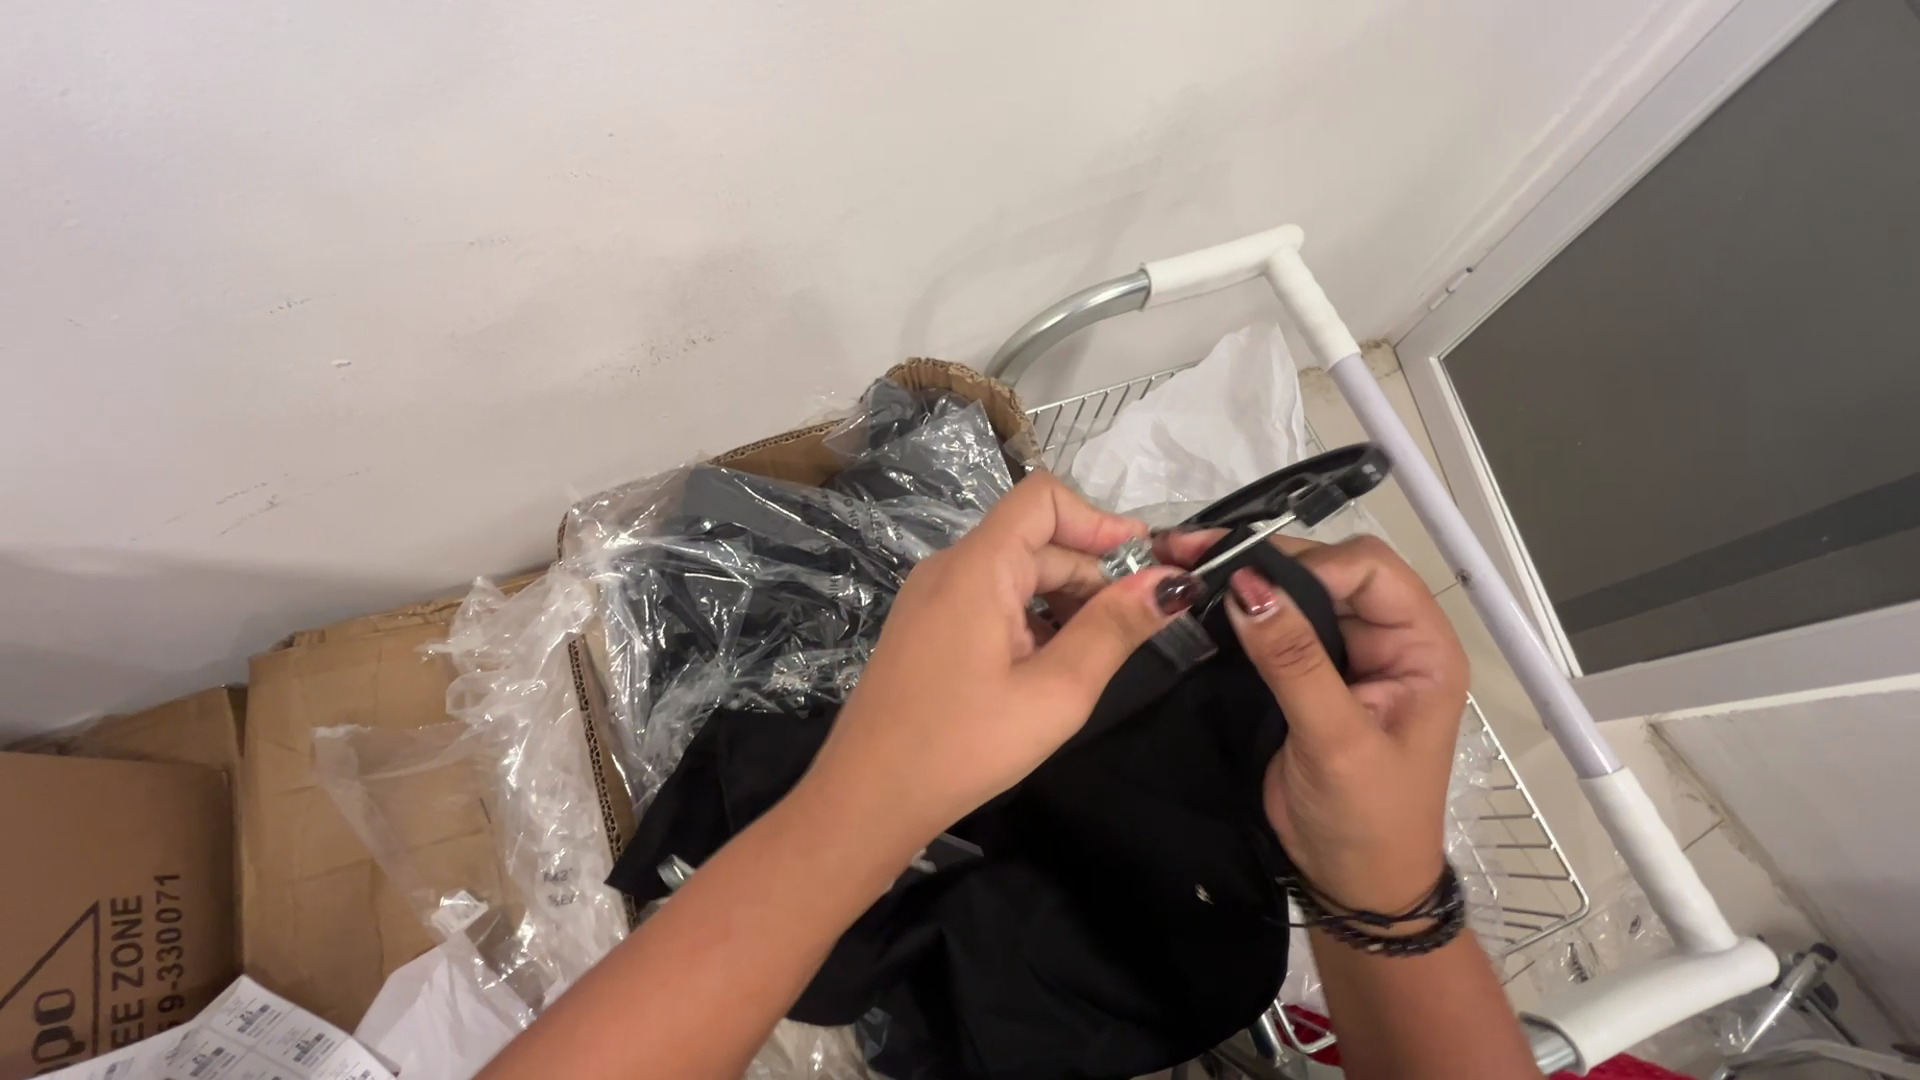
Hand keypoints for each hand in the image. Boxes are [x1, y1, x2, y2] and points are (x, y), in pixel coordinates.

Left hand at [803, 473, 1204, 842]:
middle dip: (1095, 573)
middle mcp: (950, 567)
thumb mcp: (1055, 692)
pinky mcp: (928, 626)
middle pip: (1037, 541)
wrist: (867, 797)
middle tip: (1143, 624)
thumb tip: (1172, 583)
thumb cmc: (963, 746)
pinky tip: (1053, 664)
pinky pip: (991, 600)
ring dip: (1067, 600)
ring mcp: (933, 596)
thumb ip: (1114, 629)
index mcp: (977, 567)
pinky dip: (1033, 618)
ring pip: (1017, 574)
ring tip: (1101, 651)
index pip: (1043, 499)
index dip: (1100, 521)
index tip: (1146, 565)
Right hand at [1159, 529, 1466, 913]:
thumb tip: (1245, 585)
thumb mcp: (1333, 739)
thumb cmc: (1365, 818)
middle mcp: (1386, 638)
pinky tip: (1203, 605)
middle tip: (1198, 560)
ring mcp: (1343, 654)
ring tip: (1191, 574)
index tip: (1245, 582)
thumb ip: (1292, 660)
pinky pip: (1274, 624)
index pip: (1369, 570)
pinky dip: (1241, 612)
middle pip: (1330, 570)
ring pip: (1297, 592)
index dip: (1310, 566)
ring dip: (1249, 583)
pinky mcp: (1305, 671)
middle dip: (1270, 562)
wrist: (1348, 880)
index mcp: (1421, 647)